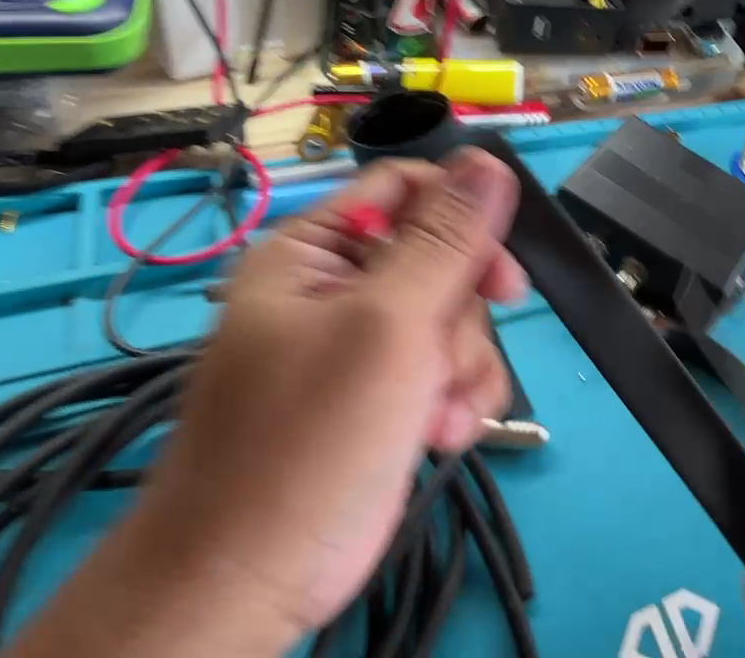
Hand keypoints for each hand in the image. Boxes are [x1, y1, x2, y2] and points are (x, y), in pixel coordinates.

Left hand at [70, 149, 527, 654]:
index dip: (461, 217)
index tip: (499, 272)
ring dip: (463, 368)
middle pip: (443, 260)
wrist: (246, 583)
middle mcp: (339, 287)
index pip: (406, 189)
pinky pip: (448, 366)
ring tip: (440, 416)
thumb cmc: (306, 441)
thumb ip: (445, 241)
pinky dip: (456, 398)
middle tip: (446, 362)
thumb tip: (489, 161)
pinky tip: (442, 434)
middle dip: (460, 318)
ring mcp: (363, 343)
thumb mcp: (386, 326)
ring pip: (455, 318)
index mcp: (314, 250)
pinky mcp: (384, 392)